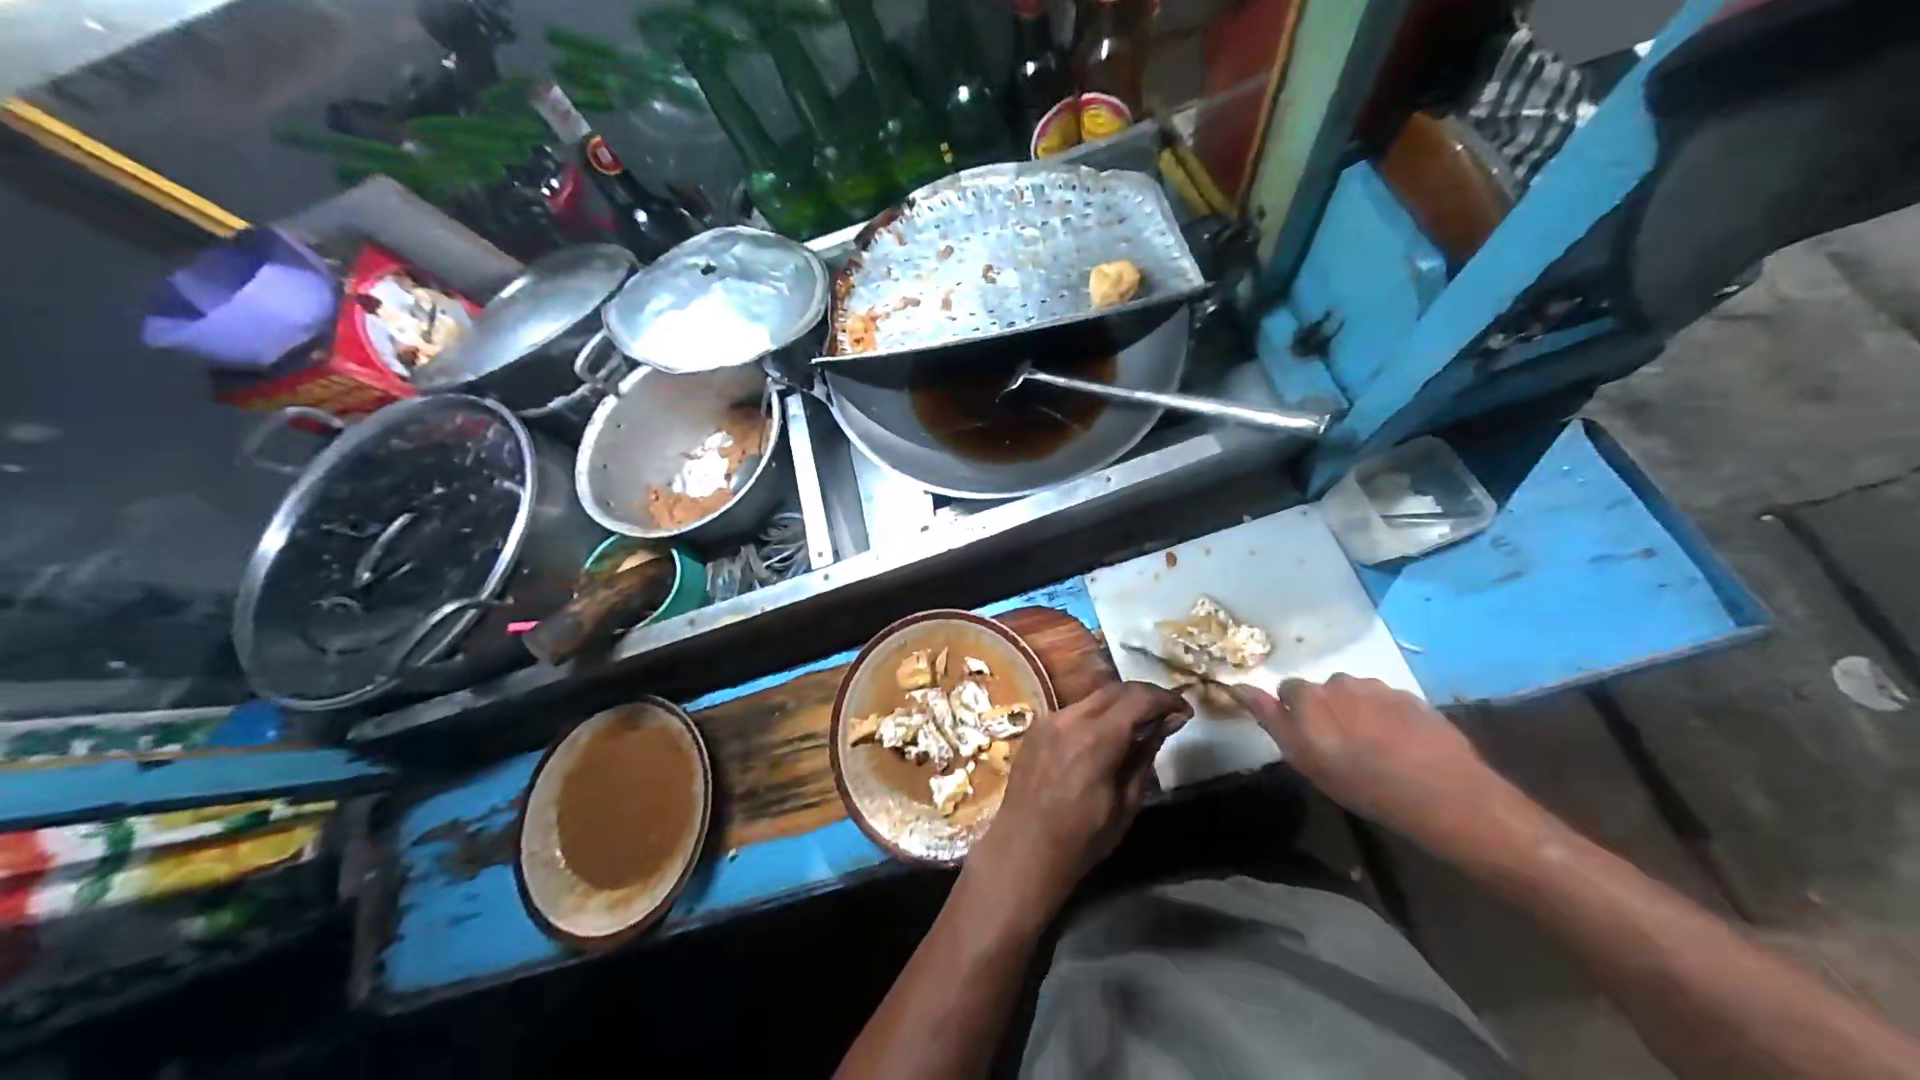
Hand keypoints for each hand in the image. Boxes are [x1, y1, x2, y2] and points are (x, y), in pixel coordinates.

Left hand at [969, 682, 1190, 915]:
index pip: (1138, 699)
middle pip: (1114, 689)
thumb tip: (1166, 723)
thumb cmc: (1082, 838)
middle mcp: (1069, 719)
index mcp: (1096, 739)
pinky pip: (1072, 711)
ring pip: (1091, 698)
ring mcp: (1048, 721)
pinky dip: (1095, 714)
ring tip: (1138, 725)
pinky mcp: (1035, 729)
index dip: (1166, 699)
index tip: (1184, 711)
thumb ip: (1145, 755)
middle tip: (1166, 714)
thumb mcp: (1127, 803)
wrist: (1023, 851)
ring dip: (1119, 703)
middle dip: (1145, 696)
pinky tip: (1104, 735)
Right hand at [1230, 675, 1498, 846]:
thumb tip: (1237, 686)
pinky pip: (1388, 703)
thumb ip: (1270, 718)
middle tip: (1341, 747)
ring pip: (1357, 695)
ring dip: (1358, 713)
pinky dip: (1388, 719)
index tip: (1308, 739)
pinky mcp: (1412, 698)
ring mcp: (1380, 688)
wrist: (1440, 793)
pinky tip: (1400, 747)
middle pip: (1324, 691)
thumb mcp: (1303, 758)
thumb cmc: (1359, 783)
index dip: (1295, 714)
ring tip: (1374, 748)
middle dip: (1328, 711)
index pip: (1288, 690)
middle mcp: (1340, 682)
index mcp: (1309, 696)